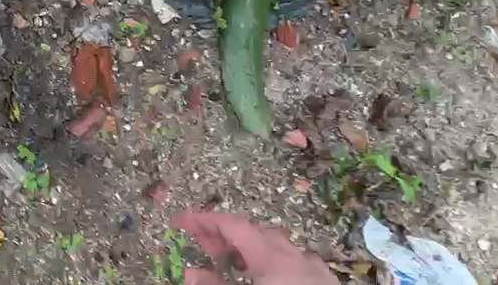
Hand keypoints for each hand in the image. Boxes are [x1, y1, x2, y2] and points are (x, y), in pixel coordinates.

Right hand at [172, 212, 337, 284]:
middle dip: (226, 235)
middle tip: (205, 247)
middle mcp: (295, 256)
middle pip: (255, 232)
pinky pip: (302, 265)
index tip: (179, 221)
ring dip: (253, 249)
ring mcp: (318, 272)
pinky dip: (281, 263)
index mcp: (271, 255)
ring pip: (280, 247)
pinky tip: (276, 277)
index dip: (202, 219)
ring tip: (238, 264)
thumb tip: (191, 272)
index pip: (231, 223)